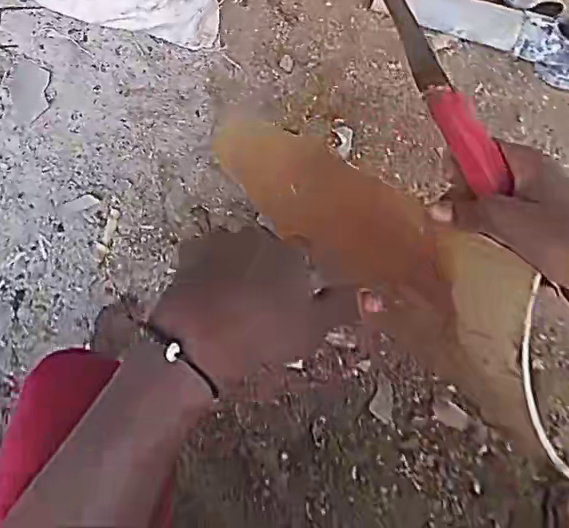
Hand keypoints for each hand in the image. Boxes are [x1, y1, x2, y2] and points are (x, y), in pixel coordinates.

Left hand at [147, 227, 357, 394]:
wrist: (203, 331)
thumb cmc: (265, 332)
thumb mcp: (312, 327)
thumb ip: (342, 307)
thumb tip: (376, 295)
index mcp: (289, 253)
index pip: (303, 250)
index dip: (301, 269)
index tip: (298, 289)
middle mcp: (256, 237)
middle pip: (268, 245)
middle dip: (268, 263)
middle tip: (266, 296)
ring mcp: (221, 239)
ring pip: (236, 246)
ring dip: (238, 262)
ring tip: (236, 294)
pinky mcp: (192, 249)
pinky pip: (205, 253)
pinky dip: (208, 265)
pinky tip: (209, 288)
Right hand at [429, 143, 568, 316]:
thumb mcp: (509, 222)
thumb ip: (467, 210)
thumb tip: (434, 209)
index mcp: (528, 163)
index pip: (478, 146)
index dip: (461, 163)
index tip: (453, 188)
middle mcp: (534, 180)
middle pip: (482, 180)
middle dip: (468, 201)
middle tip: (467, 221)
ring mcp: (542, 211)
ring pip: (493, 210)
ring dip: (483, 227)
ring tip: (484, 244)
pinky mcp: (547, 239)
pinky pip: (509, 234)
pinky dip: (500, 244)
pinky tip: (499, 259)